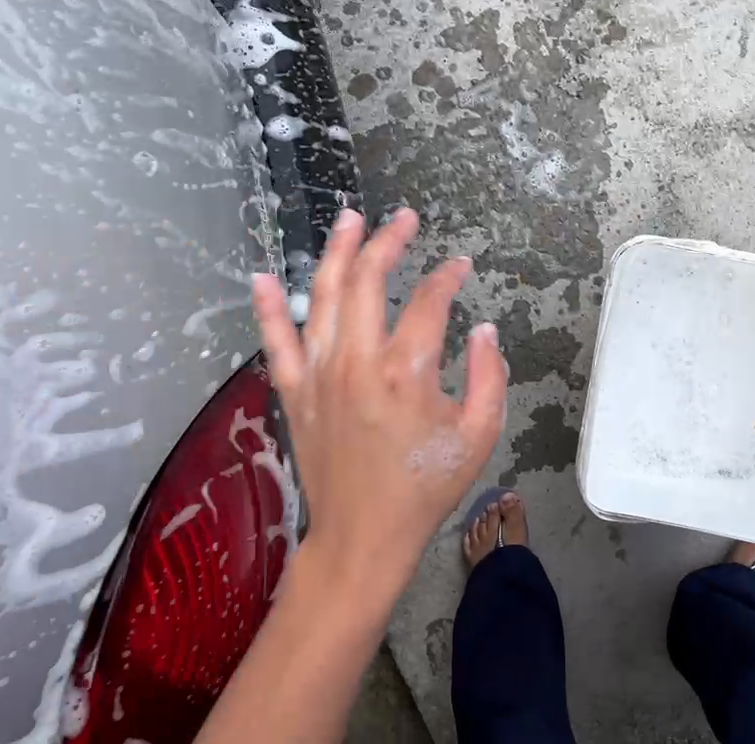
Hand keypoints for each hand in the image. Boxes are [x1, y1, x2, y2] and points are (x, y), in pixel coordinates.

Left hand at [251, 207, 506, 581]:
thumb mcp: (480, 433)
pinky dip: (269, 306)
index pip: (430, 300)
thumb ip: (490, 374)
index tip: (461, 267)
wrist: (363, 535)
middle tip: (405, 218)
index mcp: (406, 370)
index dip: (448, 276)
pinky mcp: (294, 392)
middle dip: (388, 241)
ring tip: (349, 219)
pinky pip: (276, 341)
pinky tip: (263, 275)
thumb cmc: (426, 485)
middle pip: (368, 280)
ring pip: (322, 296)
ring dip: (336, 252)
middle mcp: (356, 361)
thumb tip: (483, 328)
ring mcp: (318, 374)